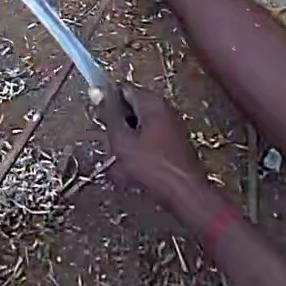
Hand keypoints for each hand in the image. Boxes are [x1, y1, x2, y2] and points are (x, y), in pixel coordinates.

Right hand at [99, 84, 206, 206]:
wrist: (187, 196)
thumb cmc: (151, 166)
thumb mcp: (121, 139)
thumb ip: (109, 113)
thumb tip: (97, 91)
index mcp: (152, 103)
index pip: (122, 89)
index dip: (107, 101)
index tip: (100, 118)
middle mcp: (165, 109)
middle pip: (131, 107)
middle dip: (118, 122)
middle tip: (111, 140)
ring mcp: (173, 127)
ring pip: (140, 124)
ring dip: (128, 137)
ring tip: (121, 157)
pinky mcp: (176, 145)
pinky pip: (150, 137)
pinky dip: (140, 147)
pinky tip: (136, 166)